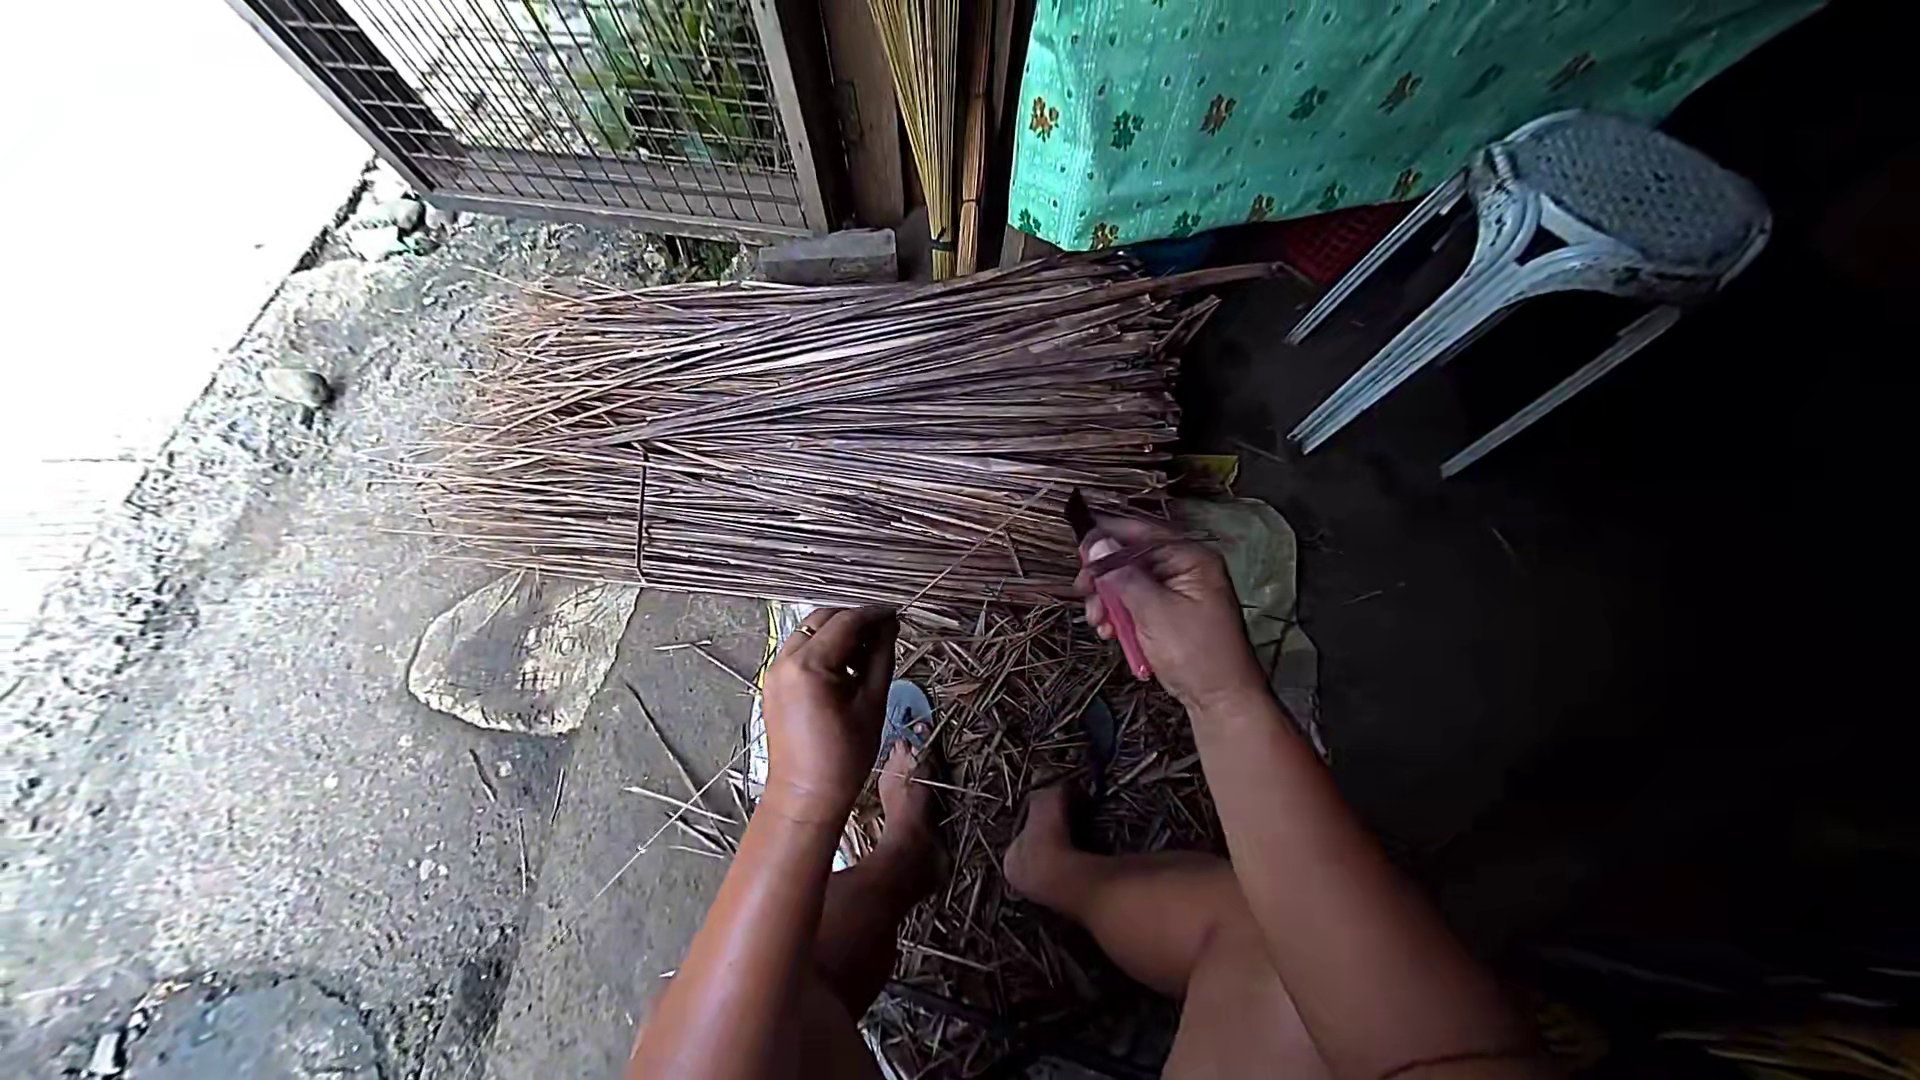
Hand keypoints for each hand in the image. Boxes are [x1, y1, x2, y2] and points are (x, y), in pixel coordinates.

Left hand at [760, 606, 898, 822]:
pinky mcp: (774, 683)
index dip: (874, 615)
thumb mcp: (872, 701)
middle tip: (884, 632)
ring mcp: (775, 671)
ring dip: (839, 633)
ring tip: (867, 652)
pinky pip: (801, 650)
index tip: (895, 614)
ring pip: (811, 632)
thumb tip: (890, 625)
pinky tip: (846, 666)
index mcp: (809, 665)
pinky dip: (824, 649)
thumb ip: (881, 656)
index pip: (846, 622)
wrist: (805, 795)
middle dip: (855, 621)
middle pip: (824, 619)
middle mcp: (785, 661)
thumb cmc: (844, 756)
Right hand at [1076, 514, 1266, 712]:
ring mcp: (1174, 593)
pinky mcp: (1165, 614)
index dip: (1108, 538)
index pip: (1142, 534)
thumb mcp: (1154, 611)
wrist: (1219, 701)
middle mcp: (1183, 571)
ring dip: (1107, 601)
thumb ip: (1123, 575)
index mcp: (1190, 560)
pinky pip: (1132, 605)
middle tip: (1085, 590)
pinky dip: (1117, 616)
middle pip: (1130, 559)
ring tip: (1099, 620)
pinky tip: (1109, 630)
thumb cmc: (1199, 655)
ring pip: (1126, 584)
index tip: (1082, 550)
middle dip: (1104, 578)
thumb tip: (1099, 544)